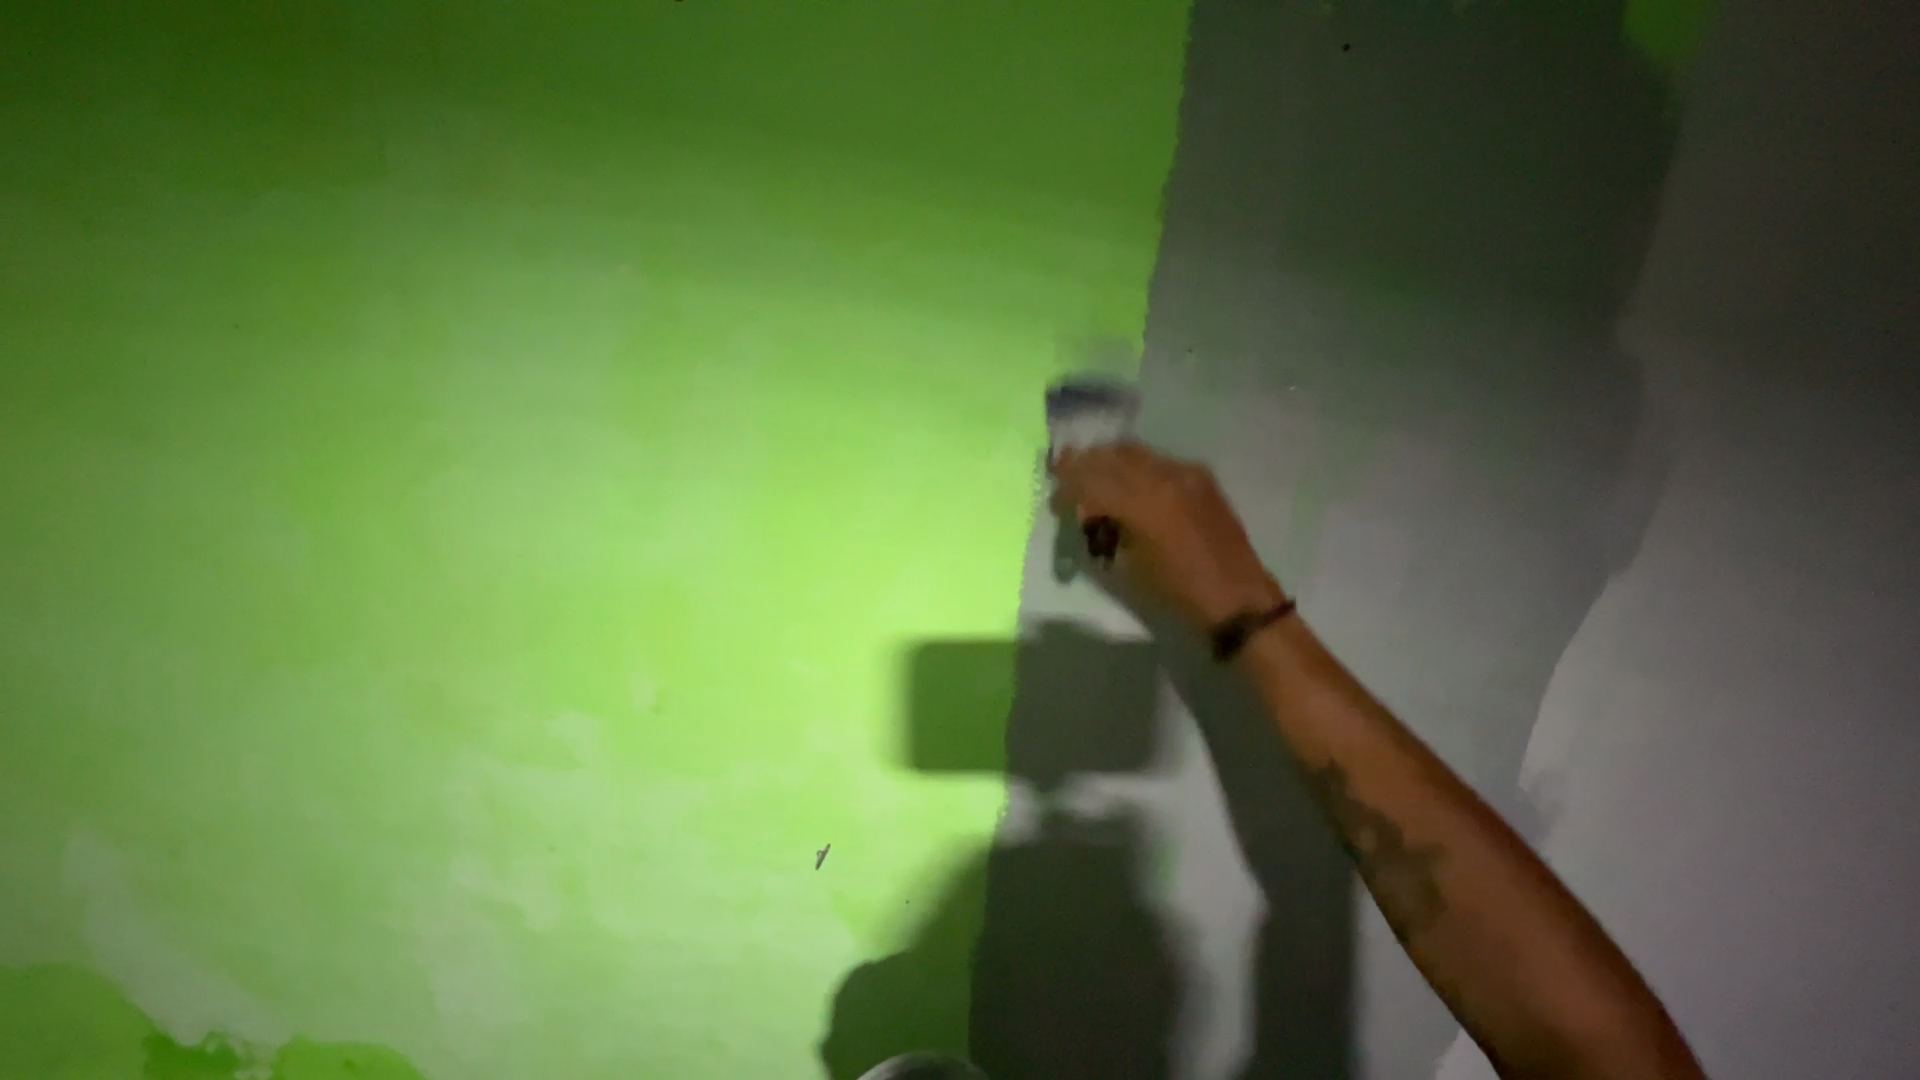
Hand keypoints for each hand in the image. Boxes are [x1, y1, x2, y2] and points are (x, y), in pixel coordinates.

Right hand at [1048, 441, 1287, 630]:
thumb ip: (1104, 530)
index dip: (1067, 485)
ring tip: (1092, 468)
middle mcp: (1162, 478)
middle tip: (1062, 468)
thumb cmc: (1177, 590)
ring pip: (1135, 452)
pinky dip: (1137, 464)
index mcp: (1141, 504)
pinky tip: (1129, 477)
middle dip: (1083, 462)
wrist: (1236, 595)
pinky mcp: (1200, 476)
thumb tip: (1088, 512)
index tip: (1054, 494)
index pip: (1092, 481)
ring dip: (1109, 458)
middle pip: (1111, 457)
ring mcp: (1185, 473)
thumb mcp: (1128, 565)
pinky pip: (1159, 460)